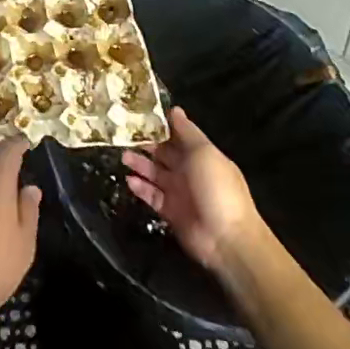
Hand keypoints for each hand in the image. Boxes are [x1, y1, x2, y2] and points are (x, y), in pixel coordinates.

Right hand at [122, 107, 265, 269]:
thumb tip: (174, 109)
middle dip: (146, 143)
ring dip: (140, 163)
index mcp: (200, 155)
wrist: (227, 239)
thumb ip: (187, 131)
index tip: (138, 113)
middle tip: (123, 132)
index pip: (177, 135)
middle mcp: (189, 171)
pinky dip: (140, 187)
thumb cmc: (217, 188)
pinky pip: (151, 195)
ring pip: (154, 173)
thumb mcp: (204, 153)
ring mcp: (179, 192)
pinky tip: (129, 179)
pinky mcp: (169, 211)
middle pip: (163, 153)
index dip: (160, 125)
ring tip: (123, 154)